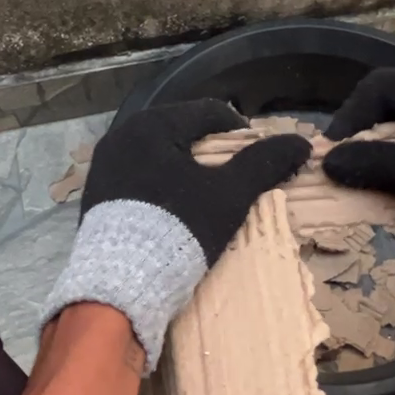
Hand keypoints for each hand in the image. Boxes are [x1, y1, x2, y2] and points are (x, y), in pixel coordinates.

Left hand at [41, 100, 310, 370]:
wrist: (120, 281)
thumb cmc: (178, 227)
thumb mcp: (228, 195)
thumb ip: (263, 164)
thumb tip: (300, 143)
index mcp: (153, 124)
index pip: (208, 113)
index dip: (238, 130)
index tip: (255, 154)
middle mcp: (123, 134)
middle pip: (179, 129)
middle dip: (208, 147)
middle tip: (231, 172)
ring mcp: (104, 164)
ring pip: (156, 152)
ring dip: (183, 164)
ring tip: (204, 190)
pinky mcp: (95, 192)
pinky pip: (135, 175)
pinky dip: (158, 182)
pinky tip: (170, 206)